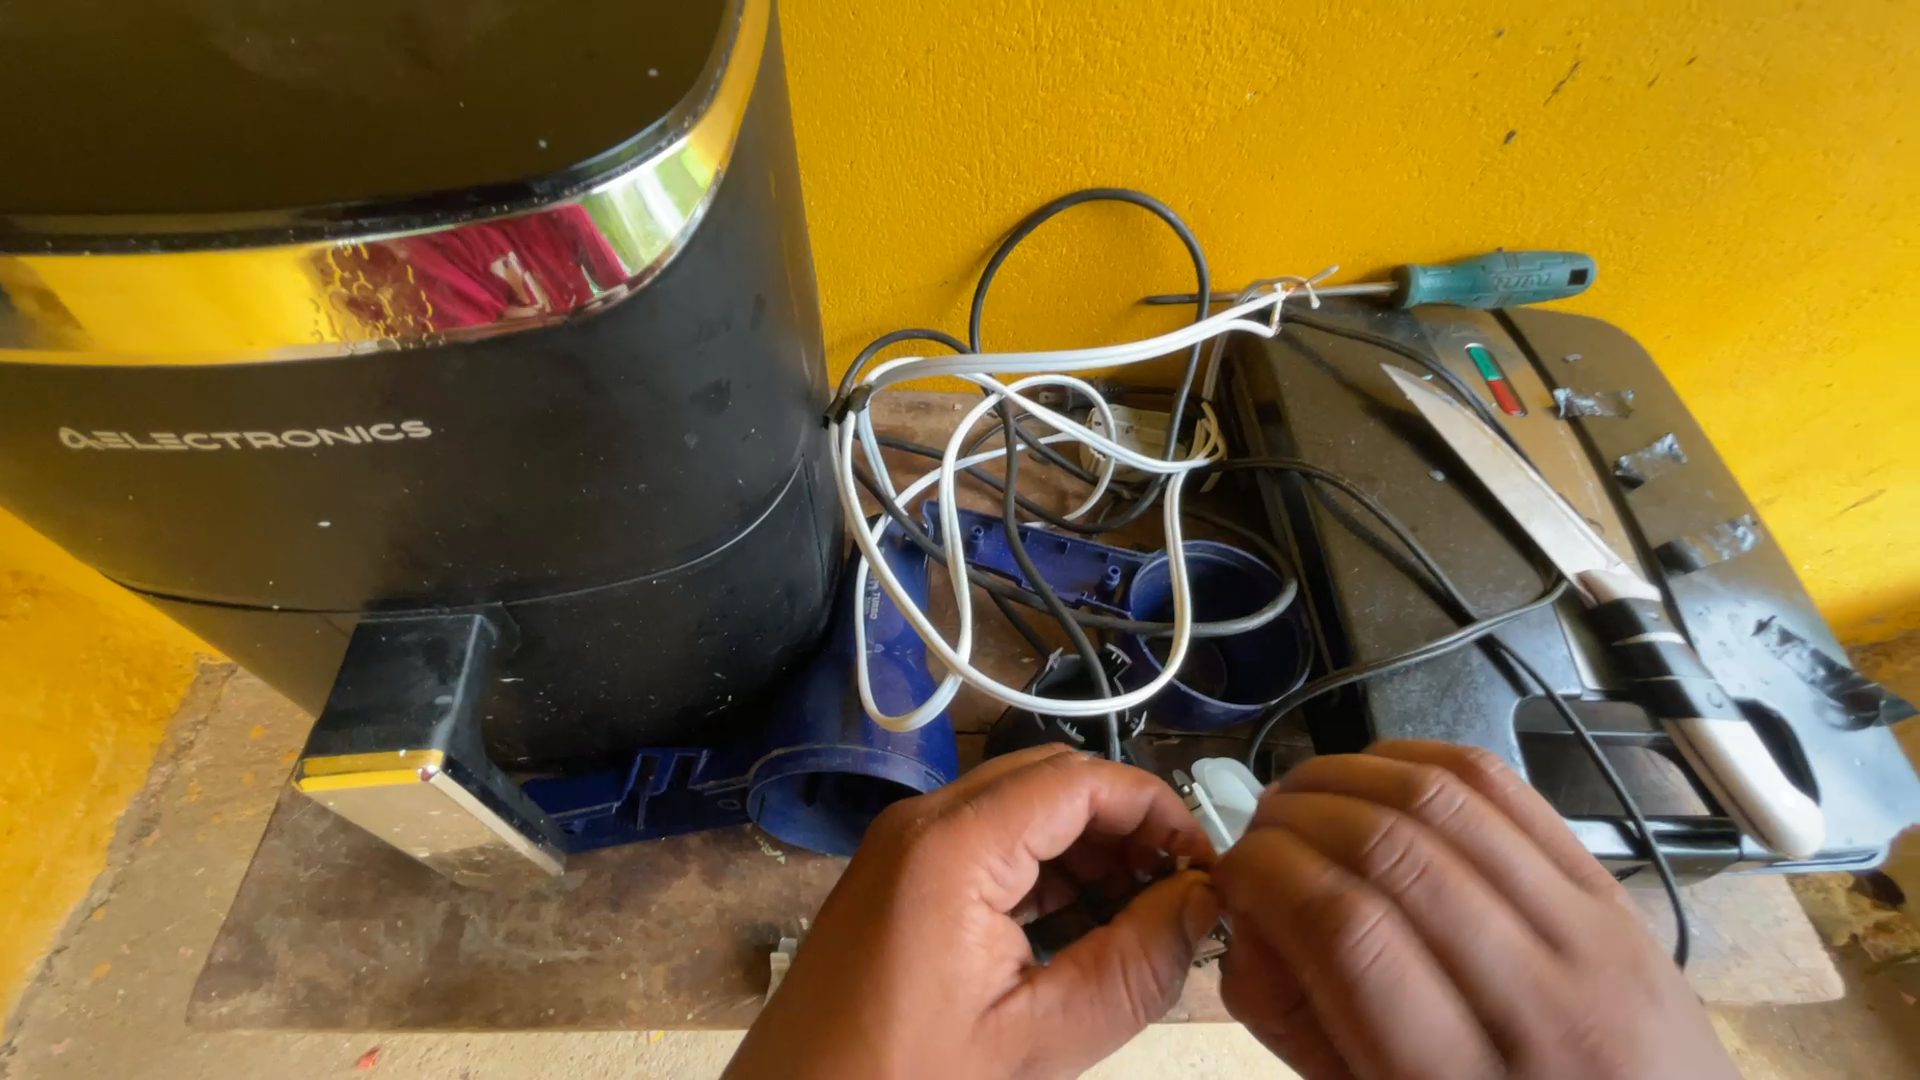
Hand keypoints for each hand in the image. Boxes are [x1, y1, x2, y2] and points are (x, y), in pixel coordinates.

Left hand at [724, 745, 1219, 1079]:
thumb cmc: (908, 1079)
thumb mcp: (1036, 1039)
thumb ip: (1132, 967)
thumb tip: (1202, 902)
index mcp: (953, 843)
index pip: (1077, 780)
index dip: (1151, 807)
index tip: (1201, 861)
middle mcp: (927, 815)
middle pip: (1050, 779)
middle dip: (1123, 822)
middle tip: (1175, 887)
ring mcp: (909, 834)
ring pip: (1022, 802)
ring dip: (1086, 842)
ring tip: (1138, 907)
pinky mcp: (904, 861)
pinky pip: (990, 834)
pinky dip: (1043, 862)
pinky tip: (1080, 914)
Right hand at [1213, 739, 1737, 1079]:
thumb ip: (1281, 1007)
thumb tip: (1247, 898)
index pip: (1347, 929)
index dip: (1268, 873)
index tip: (1236, 872)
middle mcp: (1549, 1014)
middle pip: (1390, 850)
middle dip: (1294, 815)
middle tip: (1261, 830)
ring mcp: (1597, 941)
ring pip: (1440, 798)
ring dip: (1341, 774)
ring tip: (1302, 795)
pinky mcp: (1612, 891)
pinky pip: (1496, 783)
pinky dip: (1409, 758)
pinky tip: (1368, 778)